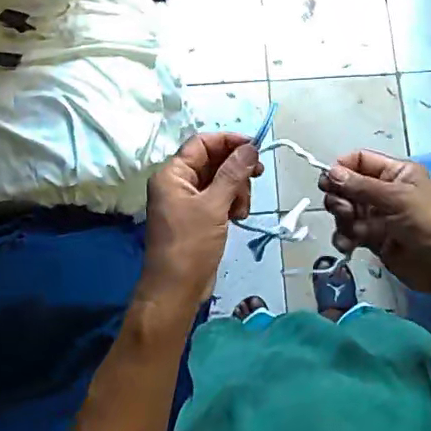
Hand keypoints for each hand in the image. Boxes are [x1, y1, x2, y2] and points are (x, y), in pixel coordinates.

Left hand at [134, 132, 263, 313]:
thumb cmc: (191, 245)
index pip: (202, 143)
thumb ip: (232, 173)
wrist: (176, 289)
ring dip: (236, 188)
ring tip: (241, 208)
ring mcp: (187, 201)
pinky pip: (218, 198)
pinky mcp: (197, 217)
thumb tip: (249, 146)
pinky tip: (238, 216)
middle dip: (236, 168)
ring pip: (219, 180)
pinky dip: (231, 203)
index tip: (255, 148)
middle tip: (257, 176)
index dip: (229, 142)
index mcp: (172, 174)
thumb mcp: (214, 206)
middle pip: (212, 161)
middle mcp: (177, 183)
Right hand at [319, 151, 430, 294]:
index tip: (328, 181)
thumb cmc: (428, 224)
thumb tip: (330, 171)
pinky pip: (349, 232)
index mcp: (396, 173)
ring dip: (342, 220)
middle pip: (347, 186)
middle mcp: (385, 191)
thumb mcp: (397, 198)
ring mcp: (378, 216)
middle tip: (344, 210)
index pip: (360, 161)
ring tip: (353, 231)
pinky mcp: (373, 238)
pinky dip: (344, 237)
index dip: (342, 168)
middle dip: (340, 197)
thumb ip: (361, 186)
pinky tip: (349, 245)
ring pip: (345, 210)